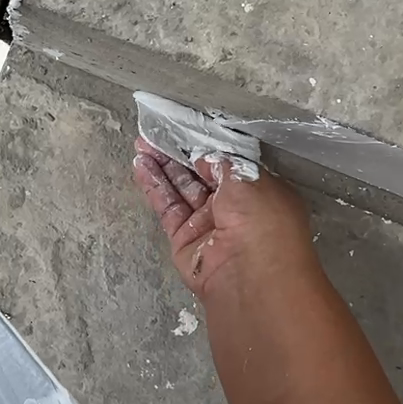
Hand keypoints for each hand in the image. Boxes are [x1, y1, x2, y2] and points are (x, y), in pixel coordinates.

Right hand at [132, 139, 313, 298]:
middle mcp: (234, 207)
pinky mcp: (184, 238)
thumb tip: (204, 155)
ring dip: (162, 164)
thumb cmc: (262, 220)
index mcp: (258, 191)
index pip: (228, 163)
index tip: (186, 127)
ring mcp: (207, 224)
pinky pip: (167, 206)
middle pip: (201, 174)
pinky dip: (154, 185)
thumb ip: (221, 161)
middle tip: (156, 131)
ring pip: (181, 188)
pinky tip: (140, 165)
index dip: (206, 145)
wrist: (250, 276)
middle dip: (179, 152)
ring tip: (142, 142)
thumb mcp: (248, 177)